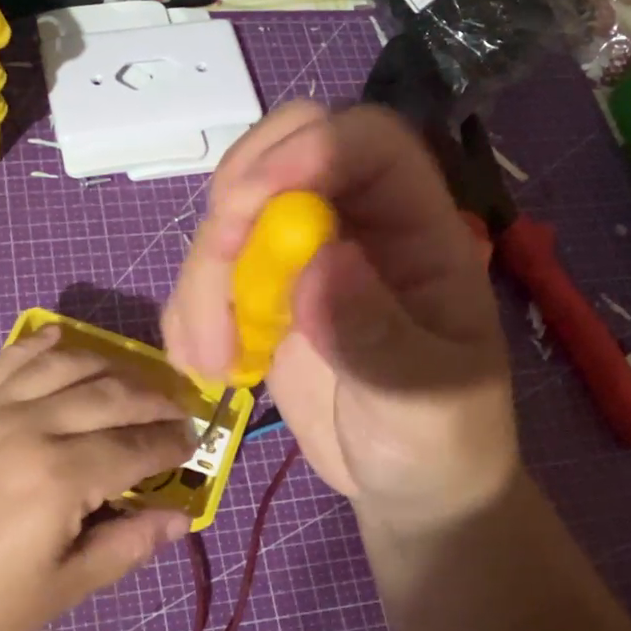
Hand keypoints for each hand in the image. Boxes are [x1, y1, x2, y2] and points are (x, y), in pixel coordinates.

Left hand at [0, 326, 196, 630]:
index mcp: (60, 479)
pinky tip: (62, 340)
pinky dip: (39, 346)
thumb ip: (128, 544)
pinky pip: (6, 363)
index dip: (173, 444)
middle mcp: (29, 429)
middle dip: (154, 400)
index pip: (136, 448)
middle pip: (109, 397)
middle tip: (179, 410)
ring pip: (64, 367)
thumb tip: (182, 517)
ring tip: (134, 379)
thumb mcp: (65, 588)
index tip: (197, 444)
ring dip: (108, 366)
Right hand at [163, 102, 519, 524]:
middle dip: (234, 204)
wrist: (409, 486)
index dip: (309, 148)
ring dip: (202, 282)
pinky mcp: (260, 301)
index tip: (250, 201)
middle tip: (217, 265)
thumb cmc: (442, 440)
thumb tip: (320, 261)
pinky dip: (188, 315)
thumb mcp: (427, 399)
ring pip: (228, 223)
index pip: (366, 143)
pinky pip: (206, 279)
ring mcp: (299, 262)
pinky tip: (202, 367)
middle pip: (278, 160)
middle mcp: (352, 227)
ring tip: (211, 363)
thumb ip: (377, 334)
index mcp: (416, 228)